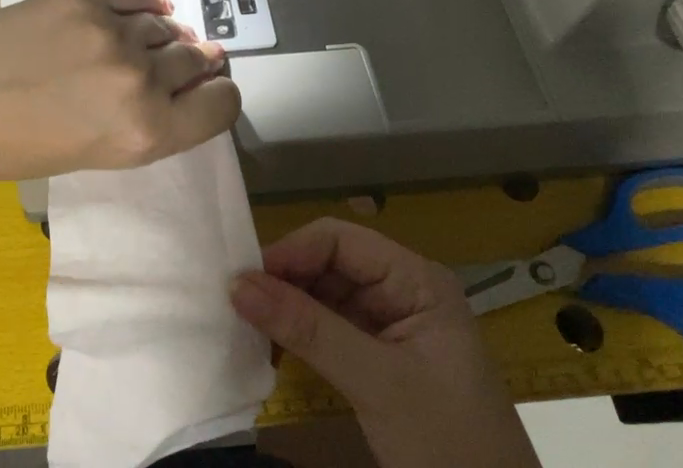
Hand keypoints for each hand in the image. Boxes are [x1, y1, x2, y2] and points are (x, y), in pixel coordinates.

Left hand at [0, 0, 238, 188]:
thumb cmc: (19, 149)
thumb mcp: (99, 154)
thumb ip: (147, 121)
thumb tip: (179, 84)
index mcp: (147, 133)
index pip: (221, 106)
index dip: (220, 96)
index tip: (210, 90)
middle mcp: (139, 81)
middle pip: (194, 60)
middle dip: (197, 62)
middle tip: (190, 60)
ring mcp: (109, 33)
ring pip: (165, 25)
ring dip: (170, 34)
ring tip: (159, 40)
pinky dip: (148, 1)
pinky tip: (153, 8)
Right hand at [231, 218, 539, 467]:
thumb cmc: (447, 440)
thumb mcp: (377, 383)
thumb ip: (309, 330)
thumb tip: (237, 284)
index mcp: (417, 280)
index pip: (341, 241)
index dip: (292, 252)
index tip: (244, 280)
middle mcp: (402, 291)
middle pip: (328, 264)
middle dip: (283, 280)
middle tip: (235, 305)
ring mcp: (390, 326)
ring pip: (322, 296)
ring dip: (285, 309)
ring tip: (243, 326)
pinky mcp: (377, 359)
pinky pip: (326, 330)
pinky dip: (297, 336)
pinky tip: (269, 349)